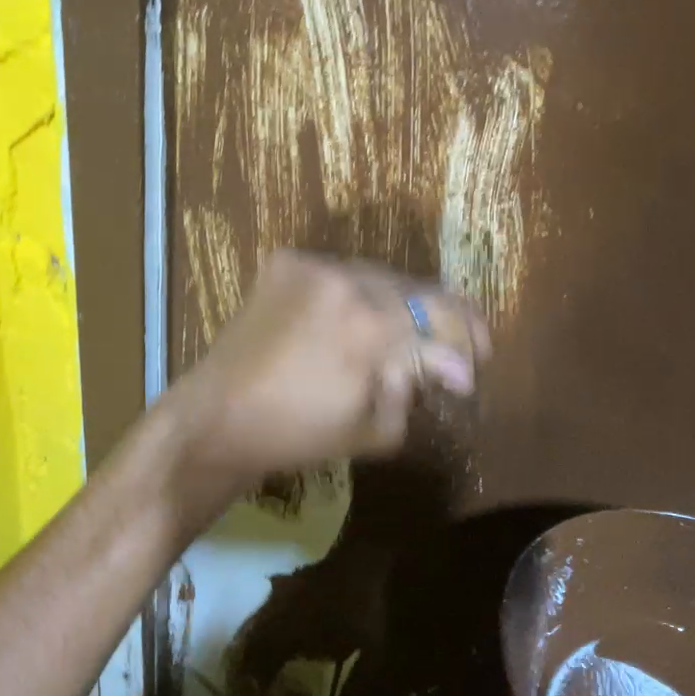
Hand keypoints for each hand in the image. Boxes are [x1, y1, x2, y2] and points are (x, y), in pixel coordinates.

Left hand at [164, 249, 490, 496]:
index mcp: (371, 326)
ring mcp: (313, 265)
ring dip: (401, 304)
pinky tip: (361, 318)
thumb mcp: (374, 429)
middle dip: (443, 320)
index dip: (466, 342)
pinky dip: (357, 295)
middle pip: (417, 290)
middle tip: (461, 344)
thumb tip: (447, 367)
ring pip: (380, 276)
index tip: (477, 365)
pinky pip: (340, 273)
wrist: (217, 414)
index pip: (441, 321)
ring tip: (413, 331)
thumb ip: (417, 390)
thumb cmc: (297, 434)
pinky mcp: (286, 261)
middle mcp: (347, 280)